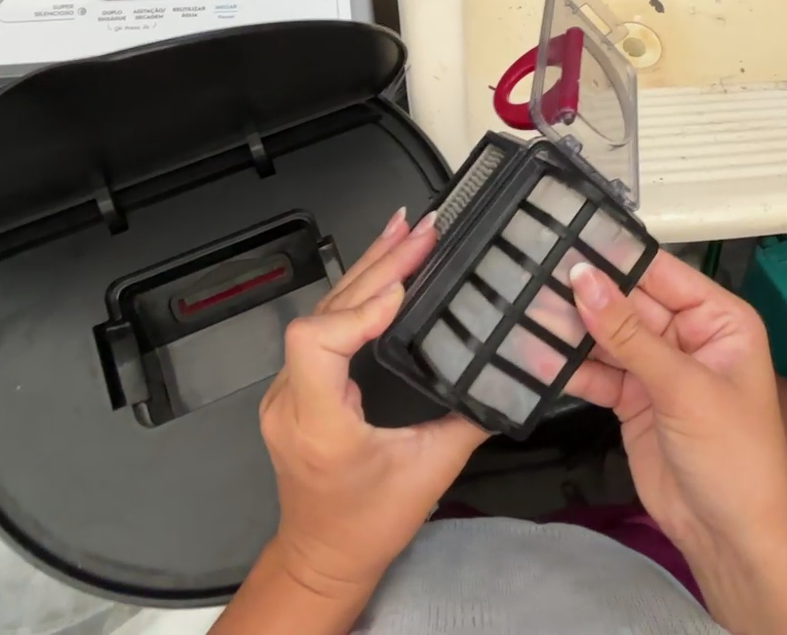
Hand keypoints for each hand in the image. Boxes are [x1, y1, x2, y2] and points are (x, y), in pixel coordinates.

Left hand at [255, 209, 489, 596]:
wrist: (319, 558)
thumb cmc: (369, 525)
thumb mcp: (429, 475)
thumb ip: (465, 419)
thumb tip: (501, 370)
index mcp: (320, 424)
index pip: (316, 342)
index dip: (359, 308)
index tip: (403, 288)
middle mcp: (291, 398)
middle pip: (325, 312)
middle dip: (378, 266)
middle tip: (423, 231)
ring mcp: (285, 387)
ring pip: (322, 309)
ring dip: (368, 266)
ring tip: (405, 228)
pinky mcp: (296, 381)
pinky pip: (324, 323)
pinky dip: (357, 289)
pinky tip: (382, 263)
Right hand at [564, 253, 786, 564]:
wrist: (730, 541)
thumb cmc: (734, 457)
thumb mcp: (682, 387)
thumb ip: (628, 332)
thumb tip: (585, 278)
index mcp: (718, 320)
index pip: (660, 273)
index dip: (616, 259)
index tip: (568, 242)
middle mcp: (686, 335)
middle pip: (627, 303)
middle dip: (585, 295)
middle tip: (533, 276)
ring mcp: (656, 367)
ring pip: (606, 336)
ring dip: (570, 330)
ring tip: (524, 312)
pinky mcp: (632, 397)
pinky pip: (596, 371)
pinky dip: (569, 367)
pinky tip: (536, 358)